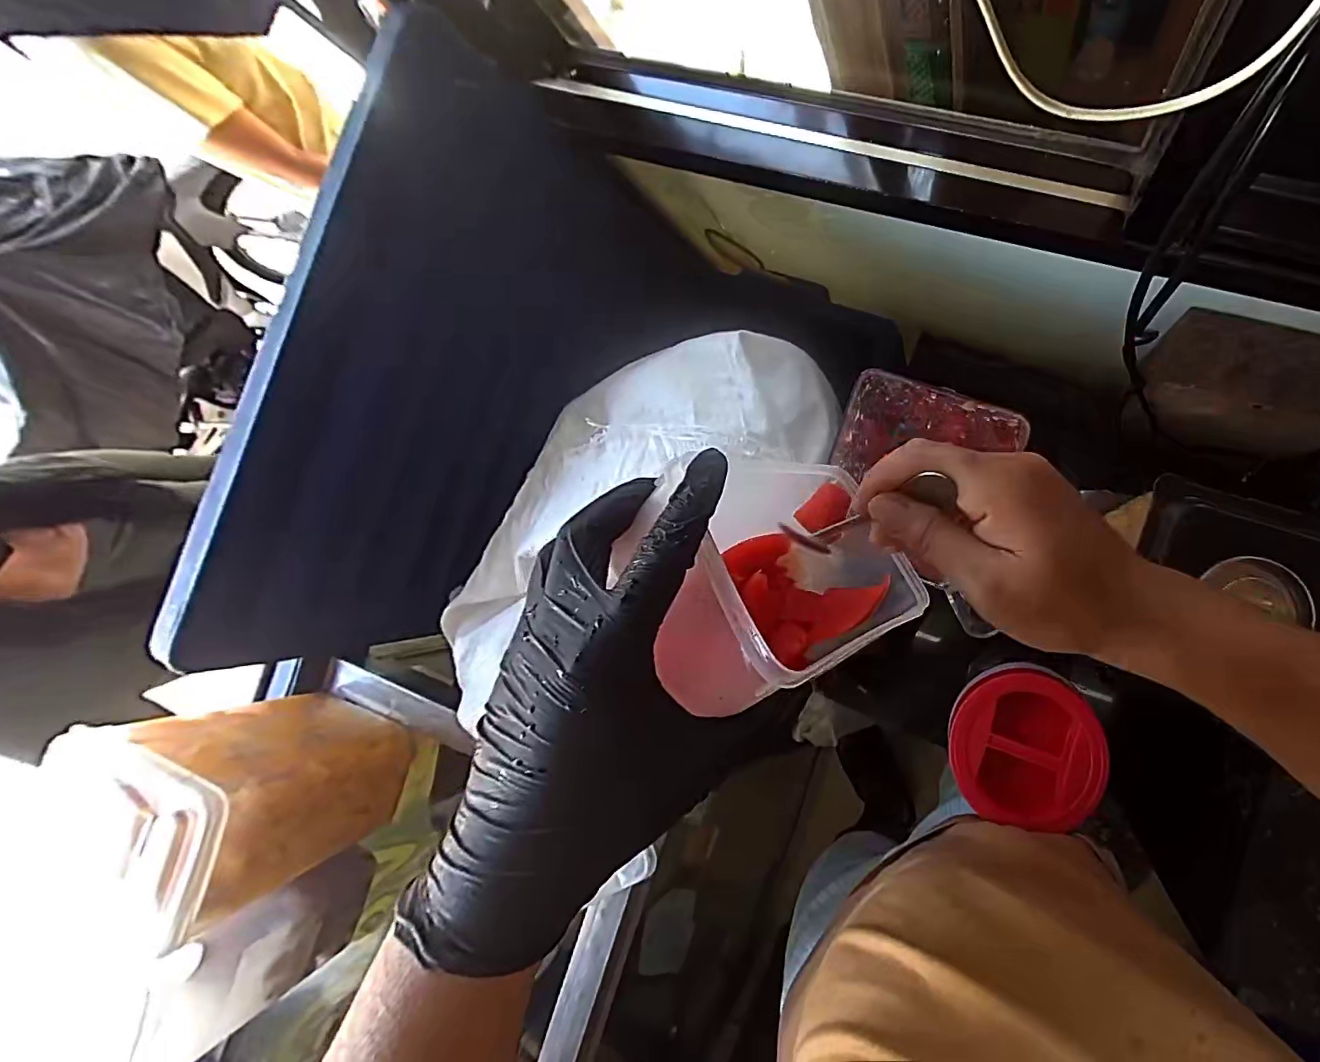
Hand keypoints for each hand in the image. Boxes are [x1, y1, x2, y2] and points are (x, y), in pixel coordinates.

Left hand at [396, 449, 773, 976]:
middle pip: (582, 537)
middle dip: (621, 501)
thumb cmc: (617, 805)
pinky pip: (542, 591)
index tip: (710, 463)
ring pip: (553, 561)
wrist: (519, 857)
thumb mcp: (702, 760)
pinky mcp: (512, 662)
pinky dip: (573, 567)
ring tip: (628, 526)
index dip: (691, 501)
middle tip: (657, 488)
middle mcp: (566, 628)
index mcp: (616, 644)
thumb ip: (760, 720)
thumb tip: (806, 690)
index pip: (660, 551)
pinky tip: (600, 591)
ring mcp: (530, 643)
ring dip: (591, 529)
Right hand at [854, 440, 1152, 656]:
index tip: (858, 514)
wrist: (1131, 609)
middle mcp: (1012, 464)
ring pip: (958, 480)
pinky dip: (956, 513)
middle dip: (902, 499)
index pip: (921, 455)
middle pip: (938, 465)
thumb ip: (930, 537)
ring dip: (928, 509)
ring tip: (912, 553)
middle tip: (883, 546)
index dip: (881, 478)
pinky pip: (982, 491)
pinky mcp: (1036, 490)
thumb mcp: (985, 581)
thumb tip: (881, 505)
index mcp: (998, 480)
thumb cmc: (1059, 605)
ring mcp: (1028, 475)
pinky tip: (948, 546)